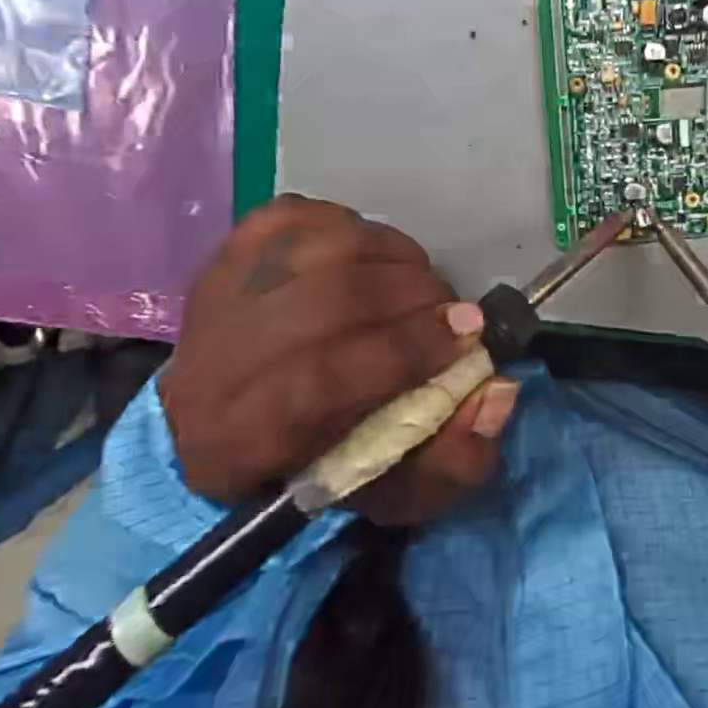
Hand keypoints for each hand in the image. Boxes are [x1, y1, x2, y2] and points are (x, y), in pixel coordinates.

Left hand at [161, 194, 519, 524]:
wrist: (228, 414)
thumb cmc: (314, 462)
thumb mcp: (389, 493)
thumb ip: (452, 459)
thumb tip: (496, 390)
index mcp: (238, 440)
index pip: (320, 381)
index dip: (403, 351)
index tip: (468, 335)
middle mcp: (211, 360)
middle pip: (323, 302)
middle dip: (409, 297)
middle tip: (453, 306)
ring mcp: (217, 291)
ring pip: (317, 248)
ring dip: (390, 255)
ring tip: (421, 280)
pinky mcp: (226, 249)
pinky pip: (300, 215)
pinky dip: (354, 227)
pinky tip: (376, 254)